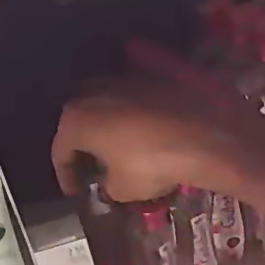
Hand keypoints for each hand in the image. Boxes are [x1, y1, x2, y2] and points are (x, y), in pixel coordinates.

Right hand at [50, 61, 264, 202]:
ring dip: (105, 124)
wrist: (204, 136)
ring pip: (104, 102)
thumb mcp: (121, 189)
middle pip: (78, 121)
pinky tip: (140, 121)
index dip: (66, 177)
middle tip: (93, 168)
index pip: (60, 152)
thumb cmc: (152, 165)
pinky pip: (133, 92)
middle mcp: (92, 91)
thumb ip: (105, 186)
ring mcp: (123, 77)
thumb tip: (108, 183)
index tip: (75, 192)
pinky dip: (132, 105)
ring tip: (116, 146)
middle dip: (82, 145)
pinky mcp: (152, 71)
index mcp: (75, 119)